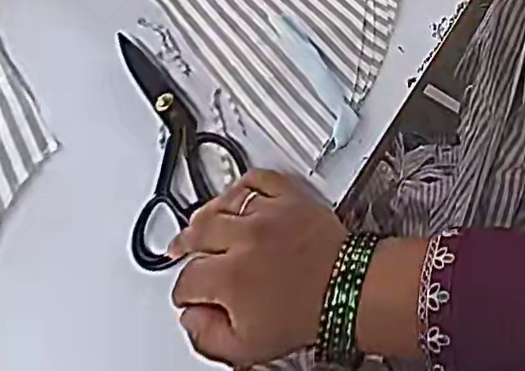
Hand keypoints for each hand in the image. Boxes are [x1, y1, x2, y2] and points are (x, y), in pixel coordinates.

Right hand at [168, 170, 347, 367]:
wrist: (345, 286)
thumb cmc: (304, 313)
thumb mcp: (243, 348)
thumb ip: (205, 334)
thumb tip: (192, 315)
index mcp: (231, 277)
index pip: (187, 278)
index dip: (184, 292)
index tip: (191, 294)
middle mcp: (248, 237)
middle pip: (200, 231)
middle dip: (184, 244)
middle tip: (179, 248)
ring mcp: (271, 212)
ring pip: (226, 201)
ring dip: (208, 211)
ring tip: (200, 219)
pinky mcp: (292, 196)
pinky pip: (261, 177)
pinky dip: (245, 183)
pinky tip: (237, 192)